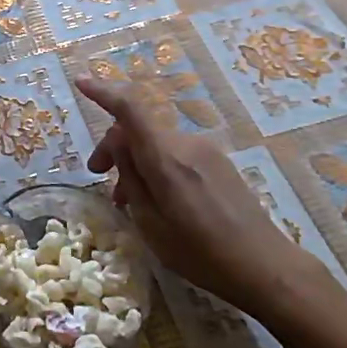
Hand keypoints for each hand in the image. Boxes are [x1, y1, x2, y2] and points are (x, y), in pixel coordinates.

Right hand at [77, 76, 324, 316]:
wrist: (266, 267)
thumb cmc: (201, 254)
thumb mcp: (151, 225)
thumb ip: (131, 179)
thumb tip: (118, 144)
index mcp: (166, 158)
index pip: (130, 109)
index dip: (103, 92)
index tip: (81, 81)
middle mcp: (187, 144)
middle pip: (140, 129)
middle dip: (114, 146)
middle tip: (97, 176)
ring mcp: (206, 151)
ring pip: (157, 144)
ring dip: (136, 162)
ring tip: (127, 201)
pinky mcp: (219, 163)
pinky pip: (177, 154)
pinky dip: (158, 167)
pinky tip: (158, 201)